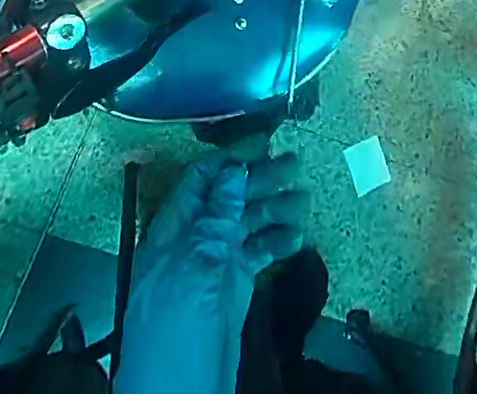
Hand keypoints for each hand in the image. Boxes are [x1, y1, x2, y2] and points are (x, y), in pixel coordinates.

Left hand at [113, 151, 306, 393]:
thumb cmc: (176, 333)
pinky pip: (257, 254)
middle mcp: (195, 241)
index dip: (230, 159)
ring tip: (303, 202)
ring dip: (275, 209)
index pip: (201, 181)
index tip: (263, 143)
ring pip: (247, 224)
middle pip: (229, 198)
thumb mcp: (194, 272)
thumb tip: (233, 172)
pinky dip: (276, 243)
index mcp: (173, 232)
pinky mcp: (233, 287)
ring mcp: (215, 265)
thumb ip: (214, 221)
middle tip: (295, 166)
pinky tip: (296, 239)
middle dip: (260, 180)